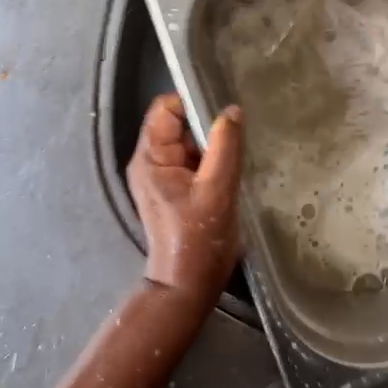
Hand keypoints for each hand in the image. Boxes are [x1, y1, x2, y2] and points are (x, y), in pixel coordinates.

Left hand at [128, 94, 243, 303]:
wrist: (188, 286)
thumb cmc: (198, 239)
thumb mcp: (217, 188)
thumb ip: (225, 145)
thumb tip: (232, 110)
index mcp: (150, 157)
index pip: (165, 108)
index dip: (191, 101)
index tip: (222, 108)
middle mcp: (150, 162)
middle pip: (178, 124)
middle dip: (206, 126)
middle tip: (237, 134)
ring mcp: (161, 177)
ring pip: (189, 143)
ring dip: (212, 146)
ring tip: (237, 153)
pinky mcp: (174, 190)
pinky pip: (193, 162)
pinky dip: (211, 162)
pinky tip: (230, 171)